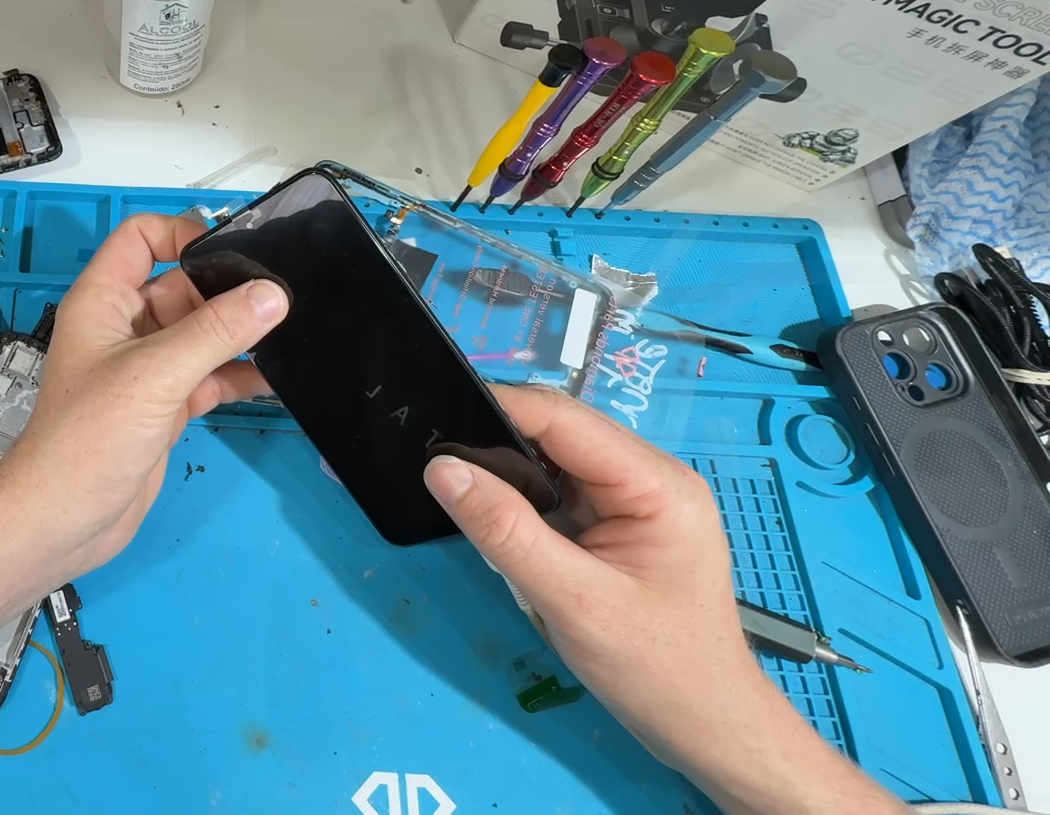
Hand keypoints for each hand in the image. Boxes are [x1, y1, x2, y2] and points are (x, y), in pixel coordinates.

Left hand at [0, 214, 287, 581]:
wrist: (65, 521)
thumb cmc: (91, 437)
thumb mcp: (155, 375)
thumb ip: (215, 332)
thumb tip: (272, 294)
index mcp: (104, 301)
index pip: (140, 239)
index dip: (182, 233)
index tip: (233, 252)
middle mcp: (124, 327)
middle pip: (181, 286)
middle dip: (226, 290)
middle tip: (285, 298)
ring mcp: (145, 368)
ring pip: (199, 333)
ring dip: (238, 335)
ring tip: (293, 333)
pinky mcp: (163, 404)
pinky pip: (207, 375)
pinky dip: (237, 375)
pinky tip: (275, 379)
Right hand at [422, 387, 906, 814]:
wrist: (707, 732)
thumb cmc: (655, 668)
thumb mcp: (571, 601)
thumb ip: (503, 531)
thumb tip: (439, 468)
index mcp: (653, 483)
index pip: (559, 418)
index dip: (494, 407)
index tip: (431, 419)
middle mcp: (645, 474)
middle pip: (552, 428)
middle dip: (491, 434)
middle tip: (432, 455)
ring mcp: (628, 494)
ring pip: (546, 452)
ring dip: (500, 463)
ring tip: (451, 479)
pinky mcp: (610, 515)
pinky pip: (549, 481)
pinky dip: (513, 488)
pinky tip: (487, 505)